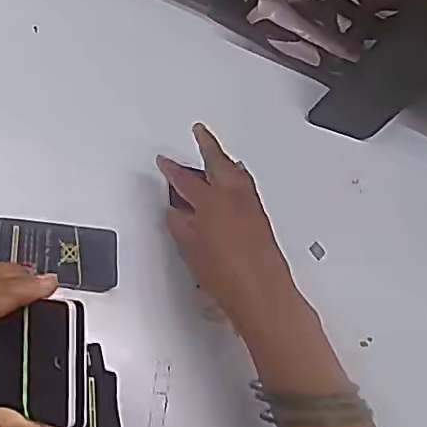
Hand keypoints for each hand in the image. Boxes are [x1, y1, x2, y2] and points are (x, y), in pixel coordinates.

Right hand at [157, 125, 303, 342]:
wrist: (261, 293)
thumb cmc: (228, 275)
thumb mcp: (189, 248)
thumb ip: (180, 223)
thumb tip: (177, 213)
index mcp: (211, 201)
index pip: (185, 179)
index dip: (171, 169)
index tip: (165, 162)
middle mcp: (234, 197)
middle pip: (217, 162)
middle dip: (207, 145)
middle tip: (199, 133)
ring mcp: (251, 205)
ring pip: (235, 172)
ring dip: (223, 160)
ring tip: (216, 152)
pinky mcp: (261, 216)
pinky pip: (246, 185)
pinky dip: (237, 176)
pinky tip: (234, 179)